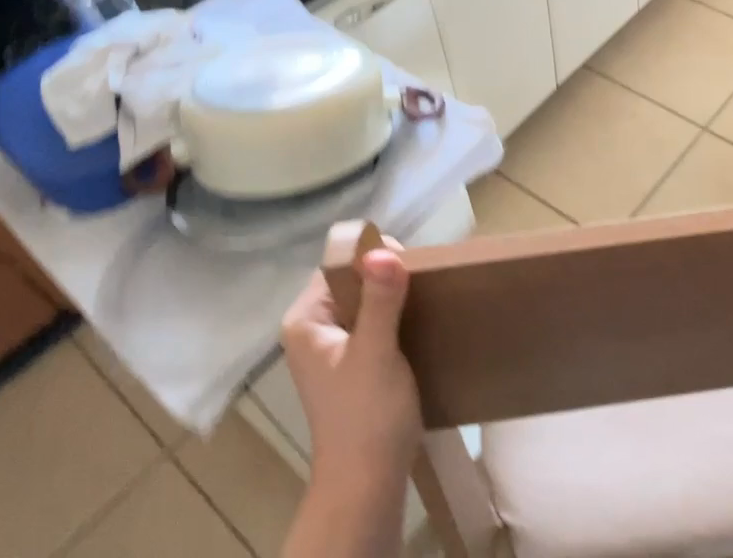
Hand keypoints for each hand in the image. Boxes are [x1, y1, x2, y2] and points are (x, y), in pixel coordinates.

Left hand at [280, 244, 421, 484]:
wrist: (368, 483)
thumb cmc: (367, 415)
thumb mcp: (376, 352)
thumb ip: (380, 301)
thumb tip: (382, 250)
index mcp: (306, 322)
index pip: (337, 266)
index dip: (371, 257)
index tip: (410, 263)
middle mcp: (312, 331)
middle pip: (352, 283)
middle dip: (387, 278)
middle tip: (423, 283)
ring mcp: (332, 351)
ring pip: (366, 304)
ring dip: (395, 299)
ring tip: (426, 300)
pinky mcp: (353, 367)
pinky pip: (374, 325)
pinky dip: (396, 321)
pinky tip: (420, 325)